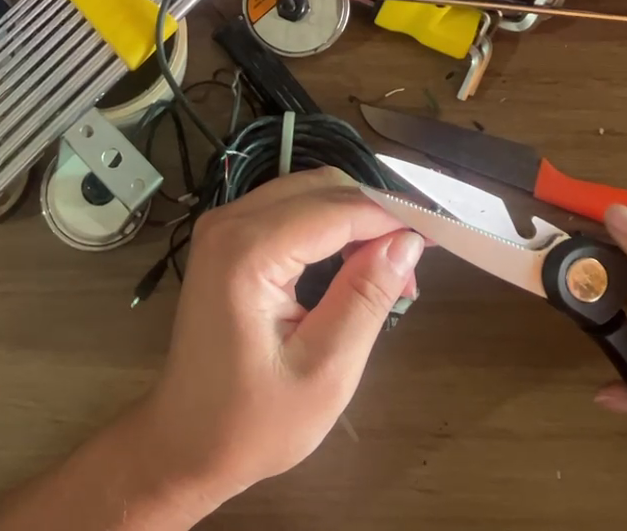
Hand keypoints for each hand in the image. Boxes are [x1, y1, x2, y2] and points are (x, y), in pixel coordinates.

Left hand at [137, 167, 423, 503]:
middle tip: (413, 265)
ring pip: (305, 193)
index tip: (440, 238)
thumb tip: (407, 241)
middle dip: (374, 214)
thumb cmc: (253, 420)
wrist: (186, 438)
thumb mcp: (325, 370)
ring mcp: (221, 225)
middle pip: (320, 189)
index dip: (392, 217)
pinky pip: (287, 210)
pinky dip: (326, 226)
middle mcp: (228, 221)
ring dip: (353, 219)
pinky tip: (352, 263)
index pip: (336, 209)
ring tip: (389, 271)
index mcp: (247, 250)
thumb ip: (365, 296)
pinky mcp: (225, 238)